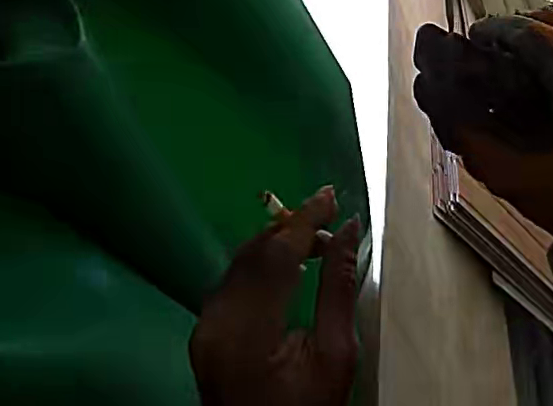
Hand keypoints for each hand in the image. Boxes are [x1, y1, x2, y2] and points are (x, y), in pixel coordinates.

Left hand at [190, 186, 361, 405]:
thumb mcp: (336, 356)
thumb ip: (339, 286)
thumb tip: (348, 227)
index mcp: (248, 337)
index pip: (277, 257)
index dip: (306, 220)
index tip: (331, 195)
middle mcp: (216, 325)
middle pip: (255, 253)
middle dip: (294, 227)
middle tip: (330, 215)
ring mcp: (205, 327)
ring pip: (243, 260)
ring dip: (279, 241)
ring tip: (316, 238)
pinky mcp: (205, 329)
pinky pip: (235, 277)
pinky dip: (263, 260)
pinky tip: (289, 261)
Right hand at [414, 10, 552, 279]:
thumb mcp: (501, 172)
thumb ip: (461, 130)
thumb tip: (425, 84)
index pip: (545, 38)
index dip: (503, 28)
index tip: (473, 38)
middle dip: (510, 28)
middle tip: (481, 45)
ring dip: (525, 34)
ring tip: (500, 56)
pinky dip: (541, 47)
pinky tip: (524, 71)